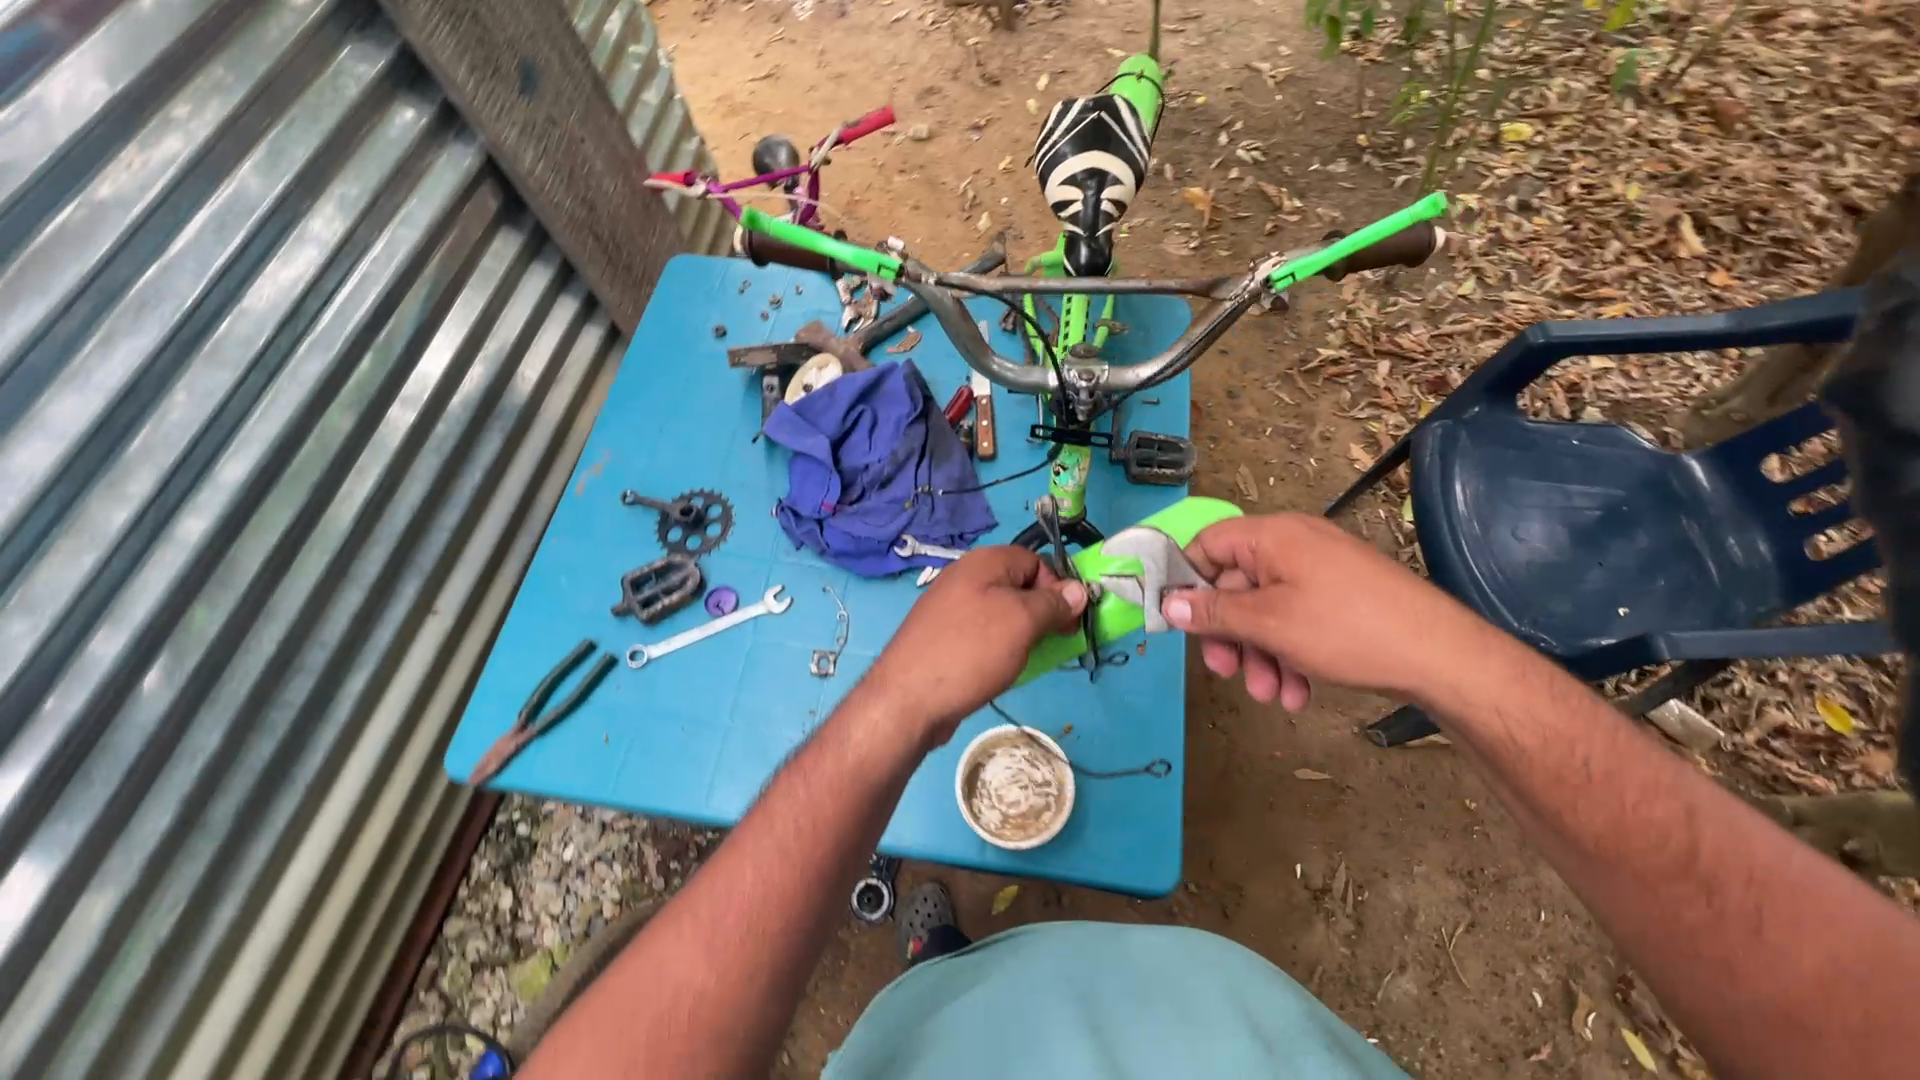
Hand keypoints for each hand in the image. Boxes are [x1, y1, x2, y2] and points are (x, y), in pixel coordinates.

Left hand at [857, 546, 1087, 746]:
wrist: (908, 699)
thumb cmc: (971, 651)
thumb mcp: (1022, 621)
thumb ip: (1053, 603)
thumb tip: (1078, 590)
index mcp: (984, 562)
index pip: (1035, 560)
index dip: (1057, 587)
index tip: (1070, 620)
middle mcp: (965, 578)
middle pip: (1018, 587)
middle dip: (1042, 613)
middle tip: (1055, 642)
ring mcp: (951, 610)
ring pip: (1002, 614)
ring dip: (1023, 635)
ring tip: (1028, 660)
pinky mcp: (944, 639)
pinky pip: (983, 635)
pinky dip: (999, 649)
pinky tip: (1002, 671)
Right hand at [1161, 514, 1492, 707]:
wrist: (1442, 657)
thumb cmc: (1346, 629)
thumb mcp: (1268, 623)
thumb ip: (1213, 612)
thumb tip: (1166, 603)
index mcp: (1272, 536)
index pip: (1207, 545)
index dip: (1186, 581)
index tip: (1176, 622)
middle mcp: (1294, 547)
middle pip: (1235, 586)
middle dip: (1229, 635)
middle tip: (1225, 672)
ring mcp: (1321, 574)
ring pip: (1266, 612)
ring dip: (1260, 656)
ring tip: (1272, 696)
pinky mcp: (1341, 601)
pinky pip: (1296, 622)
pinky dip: (1290, 656)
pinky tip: (1299, 694)